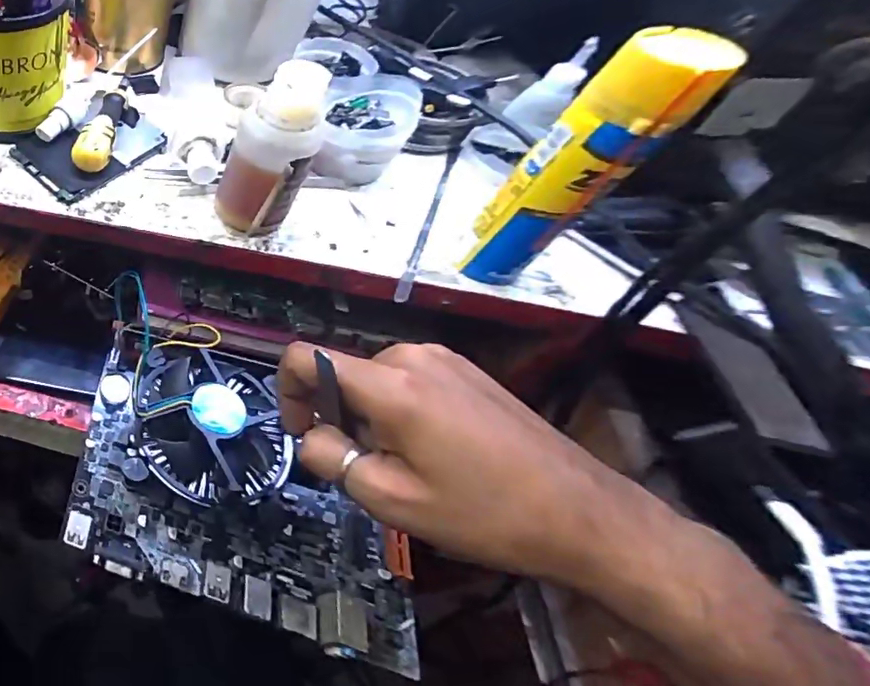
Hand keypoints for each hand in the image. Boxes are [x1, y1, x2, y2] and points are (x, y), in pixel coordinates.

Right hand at [277, 342, 667, 588]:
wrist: (583, 512)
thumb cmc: (487, 511)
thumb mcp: (397, 502)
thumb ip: (334, 462)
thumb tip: (309, 437)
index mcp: (390, 385)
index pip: (306, 357)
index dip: (287, 390)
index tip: (302, 431)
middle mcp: (411, 356)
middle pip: (343, 374)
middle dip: (340, 417)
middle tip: (372, 468)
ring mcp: (442, 358)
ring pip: (375, 380)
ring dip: (372, 416)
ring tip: (412, 465)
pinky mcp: (462, 368)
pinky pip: (407, 380)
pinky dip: (400, 409)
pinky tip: (438, 450)